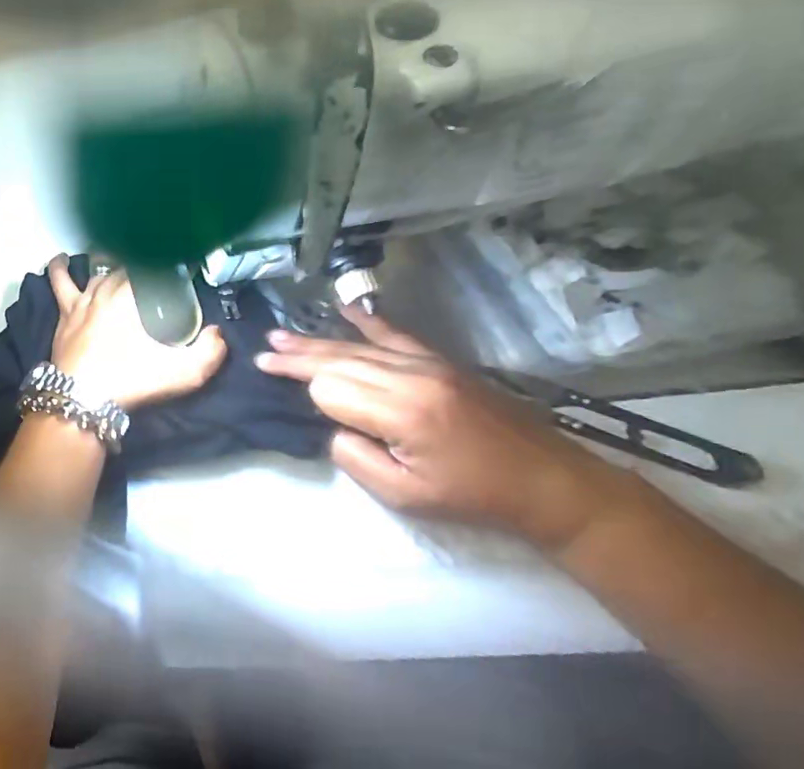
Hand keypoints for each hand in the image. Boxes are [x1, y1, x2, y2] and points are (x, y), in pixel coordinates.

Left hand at [47, 257, 226, 408]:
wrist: (81, 401)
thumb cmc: (130, 381)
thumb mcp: (181, 373)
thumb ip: (209, 352)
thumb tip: (217, 333)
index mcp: (130, 296)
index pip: (151, 268)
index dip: (166, 265)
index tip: (179, 267)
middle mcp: (105, 291)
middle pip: (124, 269)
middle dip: (141, 268)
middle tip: (155, 273)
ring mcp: (82, 302)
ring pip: (95, 273)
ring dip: (107, 265)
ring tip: (115, 257)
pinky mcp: (64, 315)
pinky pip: (60, 284)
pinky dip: (60, 269)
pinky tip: (61, 260)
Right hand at [254, 308, 645, 551]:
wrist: (541, 479)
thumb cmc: (472, 496)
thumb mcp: (406, 496)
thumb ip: (357, 458)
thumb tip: (333, 426)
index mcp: (400, 412)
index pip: (332, 390)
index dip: (305, 392)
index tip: (276, 387)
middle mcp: (409, 376)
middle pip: (340, 359)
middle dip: (298, 356)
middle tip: (262, 351)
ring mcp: (426, 363)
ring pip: (359, 346)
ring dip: (318, 341)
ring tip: (282, 336)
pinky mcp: (439, 360)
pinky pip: (394, 334)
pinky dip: (364, 322)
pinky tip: (342, 308)